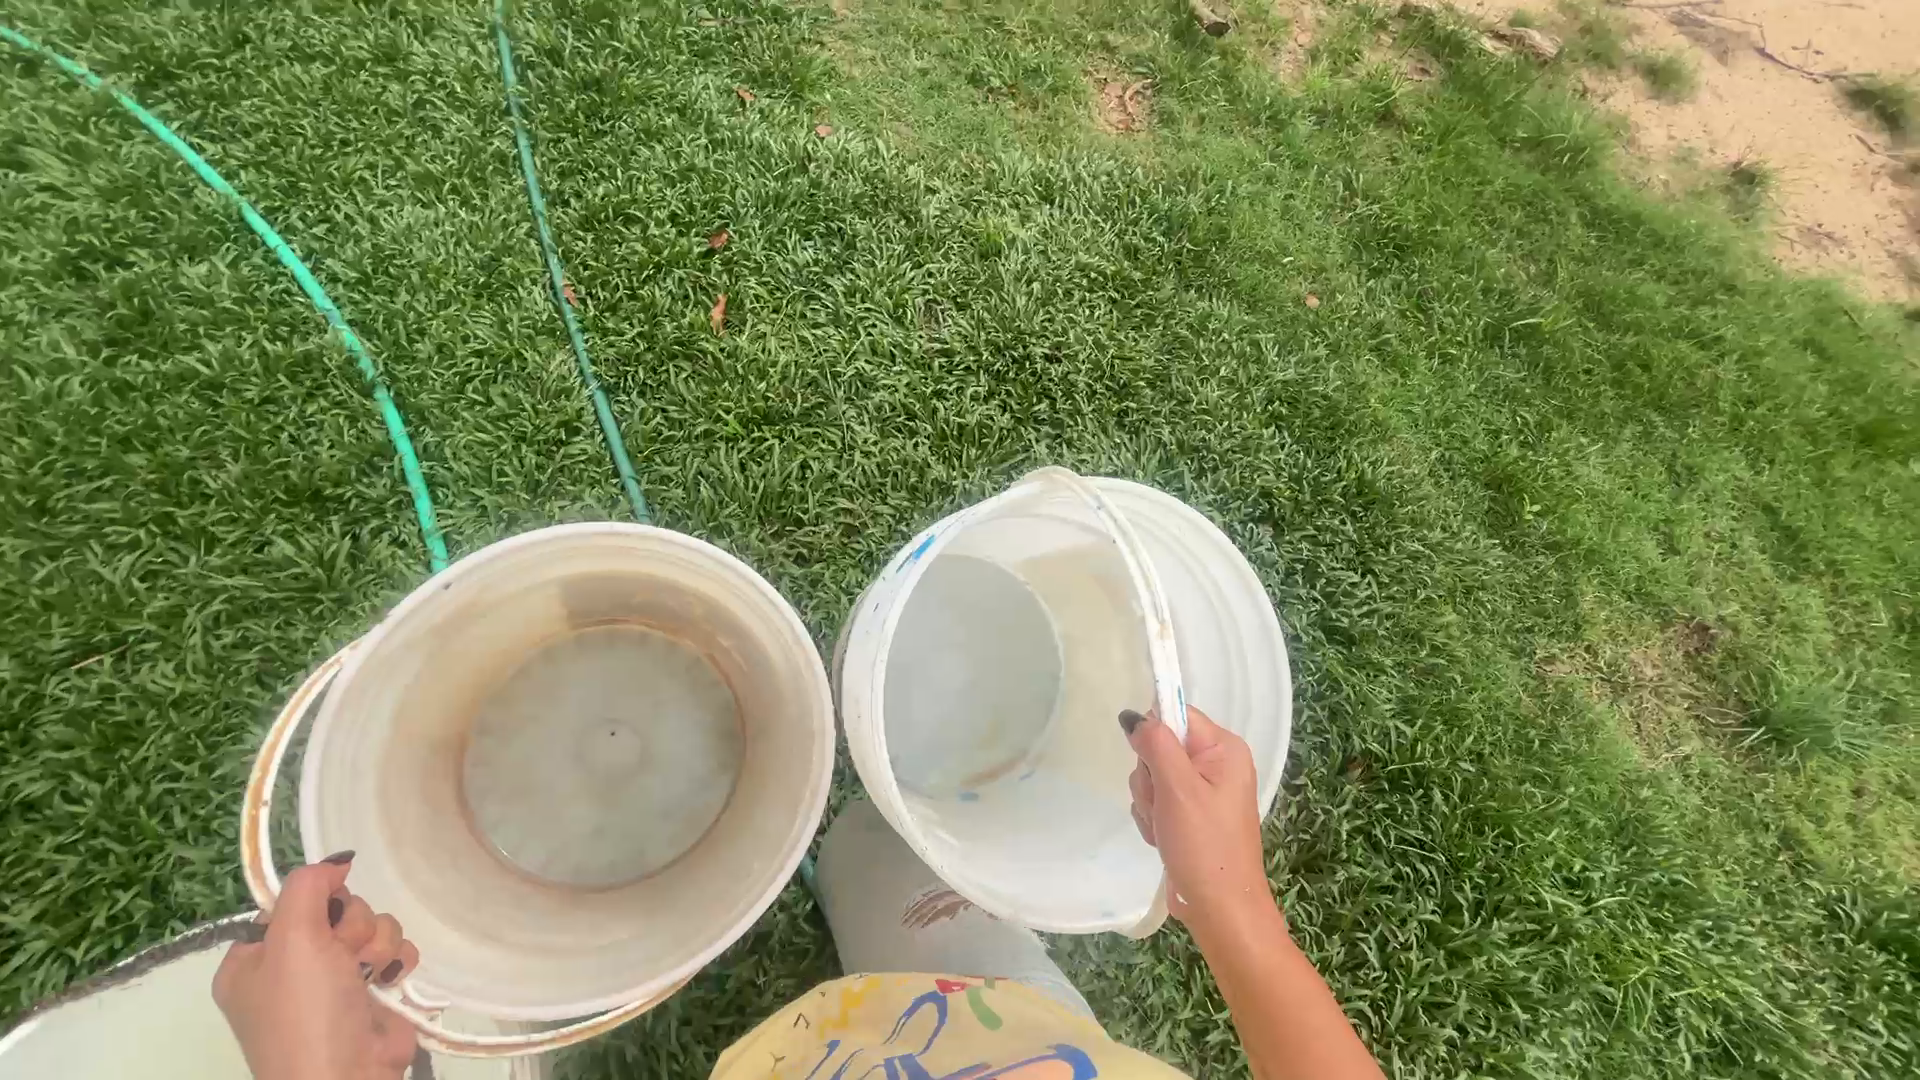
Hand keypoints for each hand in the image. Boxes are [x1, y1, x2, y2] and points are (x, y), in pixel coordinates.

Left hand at [213, 854, 420, 1079]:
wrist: (346, 1073)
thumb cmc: (306, 1008)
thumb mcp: (292, 941)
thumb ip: (308, 889)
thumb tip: (335, 862)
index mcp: (253, 962)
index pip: (292, 903)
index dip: (319, 902)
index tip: (326, 919)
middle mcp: (290, 968)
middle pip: (340, 911)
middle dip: (355, 926)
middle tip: (345, 953)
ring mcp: (332, 980)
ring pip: (372, 926)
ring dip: (379, 942)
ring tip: (370, 970)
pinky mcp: (371, 988)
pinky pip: (394, 949)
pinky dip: (396, 958)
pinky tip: (391, 977)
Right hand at [1122, 705, 1276, 940]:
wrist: (1221, 911)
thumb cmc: (1205, 846)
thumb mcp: (1177, 788)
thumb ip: (1155, 744)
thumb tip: (1132, 716)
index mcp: (1224, 749)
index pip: (1176, 714)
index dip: (1154, 736)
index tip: (1151, 764)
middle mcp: (1216, 764)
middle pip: (1159, 745)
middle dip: (1150, 776)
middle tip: (1162, 805)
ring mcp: (1203, 791)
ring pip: (1153, 774)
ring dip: (1149, 801)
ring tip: (1165, 827)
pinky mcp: (1190, 814)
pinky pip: (1157, 799)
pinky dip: (1153, 817)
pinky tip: (1163, 837)